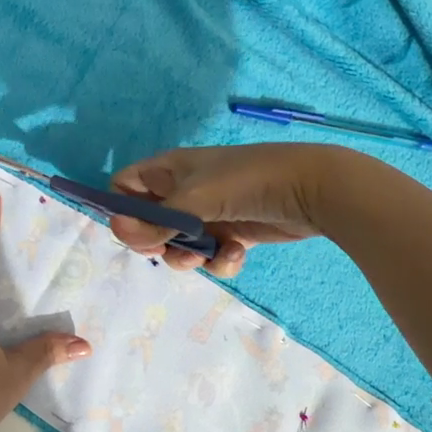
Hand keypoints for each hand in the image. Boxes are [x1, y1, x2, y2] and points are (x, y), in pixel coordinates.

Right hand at [108, 143, 350, 276]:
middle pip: (148, 223)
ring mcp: (208, 213)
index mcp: (167, 171)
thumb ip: (156, 221)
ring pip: (178, 244)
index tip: (134, 231)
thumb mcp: (194, 200)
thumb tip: (117, 232)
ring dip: (187, 257)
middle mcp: (182, 191)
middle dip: (157, 242)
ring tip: (206, 257)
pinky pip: (211, 253)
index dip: (122, 210)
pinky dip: (219, 260)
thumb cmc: (246, 181)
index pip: (124, 187)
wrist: (315, 188)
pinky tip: (236, 255)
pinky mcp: (233, 233)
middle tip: (170, 250)